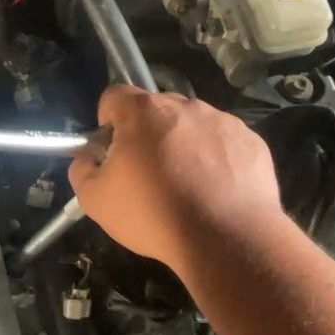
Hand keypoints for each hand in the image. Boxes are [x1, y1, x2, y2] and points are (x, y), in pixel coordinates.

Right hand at [70, 86, 286, 272]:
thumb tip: (86, 159)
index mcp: (143, 112)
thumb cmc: (153, 215)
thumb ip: (82, 171)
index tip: (112, 149)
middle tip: (147, 174)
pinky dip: (215, 160)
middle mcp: (185, 106)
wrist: (225, 238)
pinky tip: (213, 192)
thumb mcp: (96, 200)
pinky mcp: (251, 141)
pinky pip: (224, 143)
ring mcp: (223, 121)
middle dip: (147, 134)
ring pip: (192, 125)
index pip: (115, 95)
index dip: (108, 120)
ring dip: (183, 145)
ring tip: (185, 187)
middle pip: (156, 109)